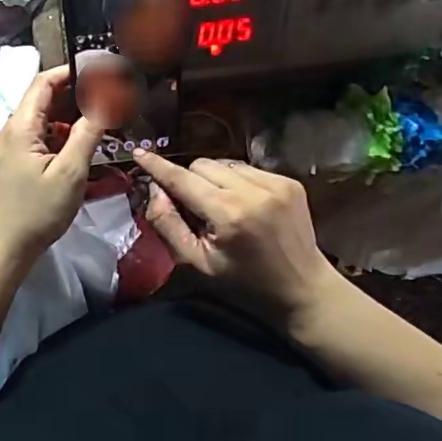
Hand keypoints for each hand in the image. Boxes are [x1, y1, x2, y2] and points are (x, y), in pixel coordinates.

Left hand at [0, 66, 102, 264]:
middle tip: (107, 97)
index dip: (70, 72)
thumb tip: (104, 101)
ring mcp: (7, 148)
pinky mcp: (10, 163)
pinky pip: (35, 138)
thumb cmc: (39, 211)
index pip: (43, 83)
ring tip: (98, 121)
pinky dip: (57, 135)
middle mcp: (8, 132)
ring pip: (40, 121)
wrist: (8, 247)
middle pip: (41, 100)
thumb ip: (87, 133)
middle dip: (73, 95)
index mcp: (19, 128)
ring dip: (67, 118)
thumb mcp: (70, 172)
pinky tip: (77, 145)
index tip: (100, 72)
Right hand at [133, 150, 341, 325]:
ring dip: (212, 180)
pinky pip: (245, 169)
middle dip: (188, 181)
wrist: (302, 287)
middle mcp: (254, 191)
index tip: (139, 153)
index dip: (158, 166)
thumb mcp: (197, 262)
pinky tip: (241, 205)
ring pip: (223, 163)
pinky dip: (234, 182)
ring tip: (218, 207)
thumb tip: (155, 190)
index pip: (183, 179)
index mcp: (229, 214)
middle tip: (191, 208)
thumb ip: (168, 224)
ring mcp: (275, 183)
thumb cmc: (243, 282)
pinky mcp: (289, 182)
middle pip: (201, 165)